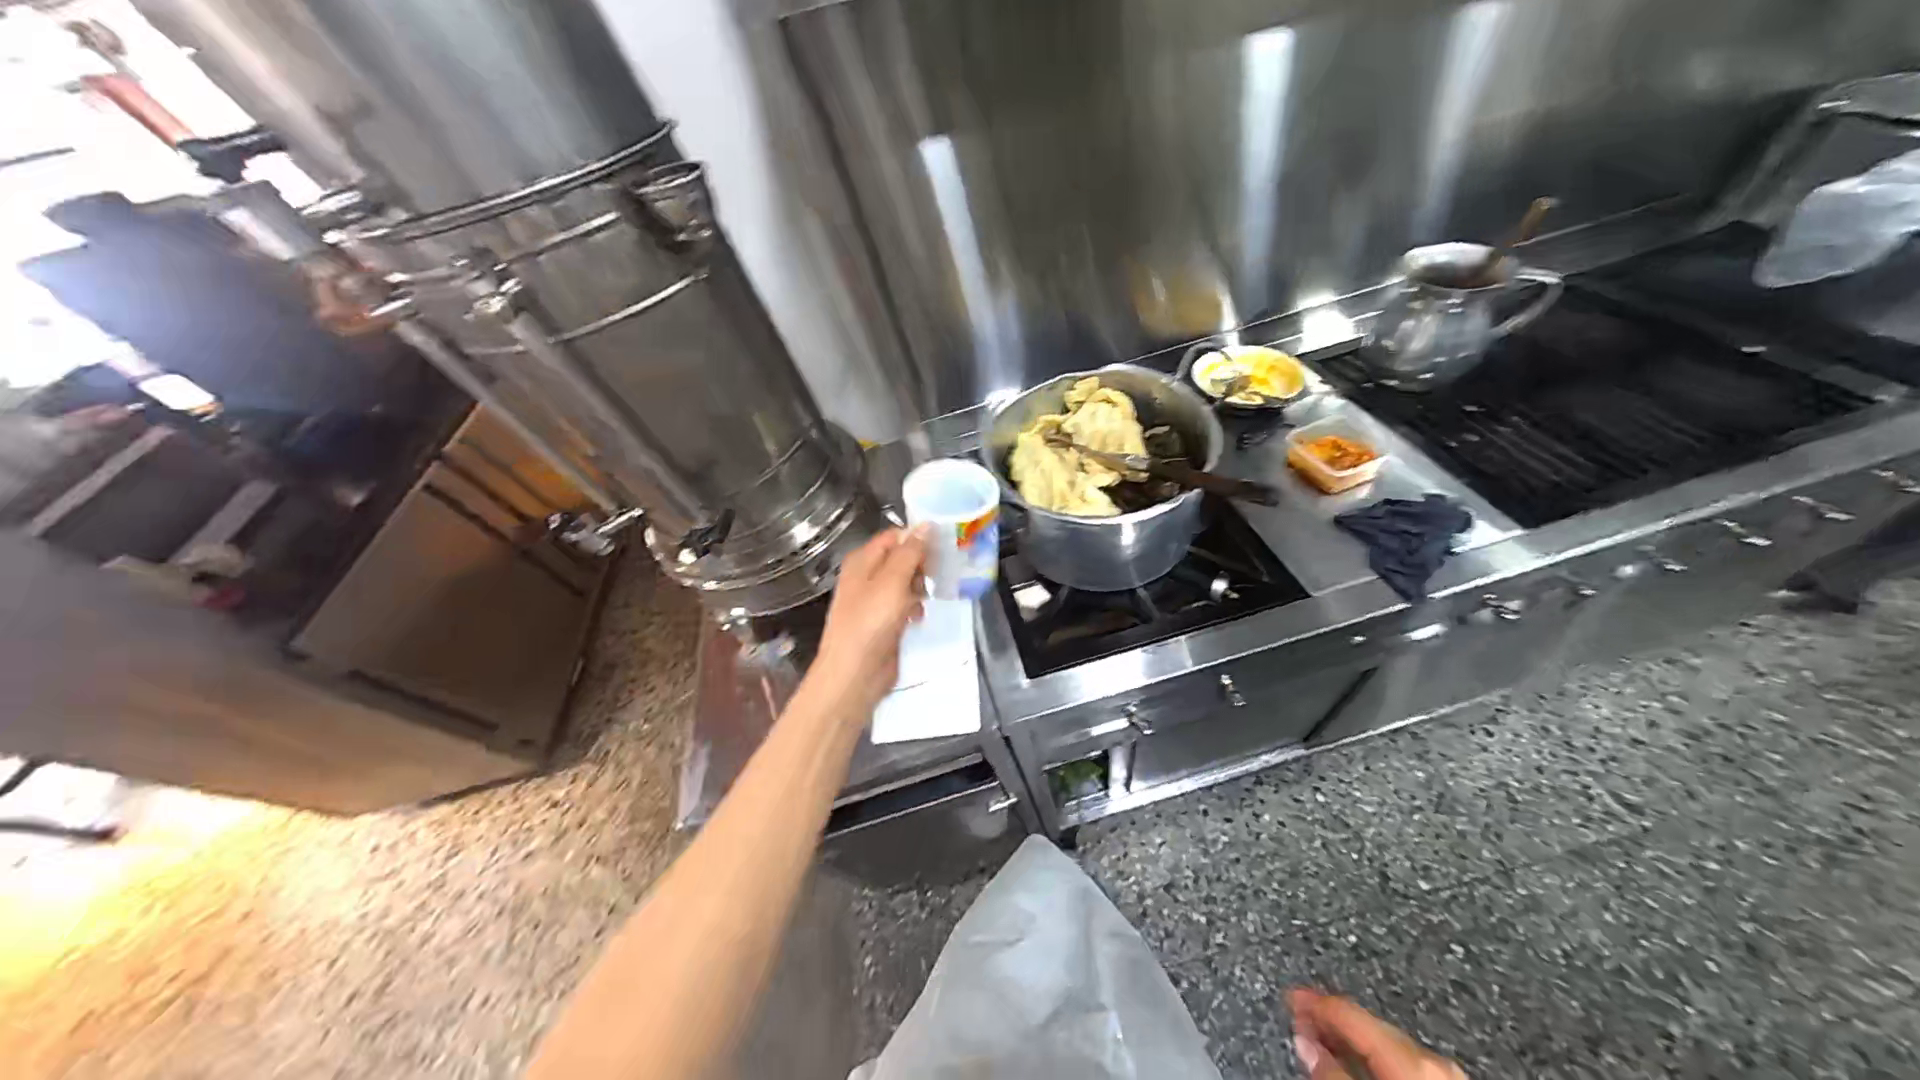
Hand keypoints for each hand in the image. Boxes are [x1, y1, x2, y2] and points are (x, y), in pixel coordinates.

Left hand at [807, 526, 928, 719]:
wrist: (854, 673)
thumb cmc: (871, 623)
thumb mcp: (893, 581)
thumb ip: (910, 552)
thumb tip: (926, 525)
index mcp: (862, 561)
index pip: (894, 537)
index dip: (918, 539)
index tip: (944, 547)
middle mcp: (866, 576)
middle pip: (900, 558)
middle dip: (921, 564)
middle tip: (939, 573)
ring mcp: (874, 600)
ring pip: (904, 582)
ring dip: (919, 586)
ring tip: (929, 596)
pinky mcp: (883, 622)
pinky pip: (903, 605)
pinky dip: (913, 607)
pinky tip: (919, 616)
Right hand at [1289, 988, 1466, 1079]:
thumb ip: (1334, 1075)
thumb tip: (1306, 1045)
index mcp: (1409, 1057)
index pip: (1349, 1012)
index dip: (1314, 1002)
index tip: (1290, 998)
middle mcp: (1433, 1060)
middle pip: (1371, 1027)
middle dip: (1334, 1023)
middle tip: (1302, 1022)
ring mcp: (1450, 1077)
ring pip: (1391, 1046)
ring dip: (1357, 1042)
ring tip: (1329, 1046)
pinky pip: (1409, 1064)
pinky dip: (1381, 1059)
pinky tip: (1368, 1068)